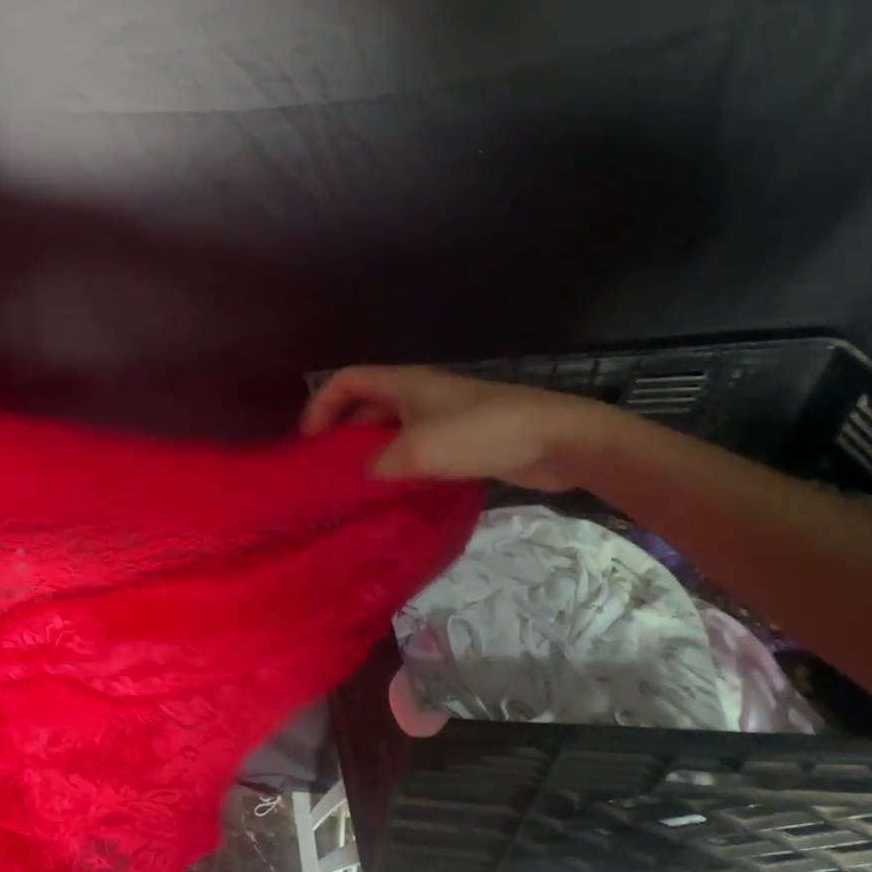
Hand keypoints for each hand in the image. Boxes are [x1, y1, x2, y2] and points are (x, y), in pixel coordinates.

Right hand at [301, 365, 627, 490]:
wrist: (560, 440)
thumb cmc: (480, 433)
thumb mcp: (416, 452)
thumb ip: (377, 466)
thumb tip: (358, 479)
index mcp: (403, 383)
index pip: (345, 380)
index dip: (321, 405)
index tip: (311, 441)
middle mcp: (419, 393)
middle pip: (366, 405)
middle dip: (344, 433)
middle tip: (331, 468)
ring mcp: (444, 415)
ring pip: (394, 429)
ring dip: (375, 453)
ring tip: (361, 484)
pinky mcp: (467, 438)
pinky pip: (420, 447)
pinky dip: (404, 465)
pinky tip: (402, 490)